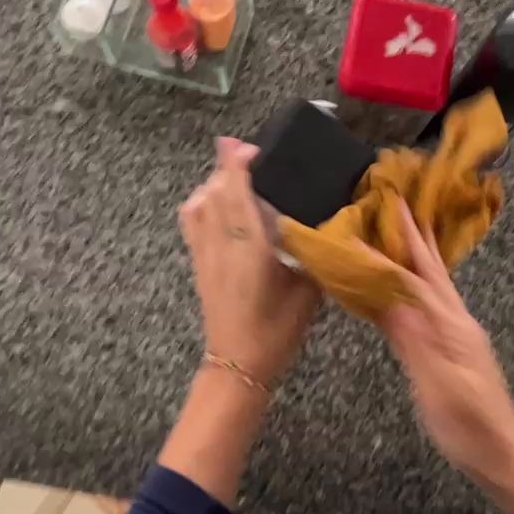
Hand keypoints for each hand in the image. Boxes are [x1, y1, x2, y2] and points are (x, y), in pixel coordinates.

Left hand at [178, 137, 320, 386]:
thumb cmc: (278, 329)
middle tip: (254, 156)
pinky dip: (203, 201)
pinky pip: (191, 220)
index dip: (239, 163)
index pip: (236, 191)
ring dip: (215, 182)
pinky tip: (220, 203)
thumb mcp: (307, 288)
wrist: (238, 365)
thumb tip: (322, 221)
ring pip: (199, 202)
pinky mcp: (197, 262)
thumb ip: (310, 250)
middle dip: (229, 166)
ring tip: (238, 178)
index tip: (253, 147)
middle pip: (215, 190)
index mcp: (248, 246)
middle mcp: (220, 242)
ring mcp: (203, 252)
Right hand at [375, 198, 513, 477]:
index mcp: (453, 327)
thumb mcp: (438, 388)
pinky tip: (408, 283)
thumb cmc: (469, 427)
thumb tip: (389, 300)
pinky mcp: (456, 347)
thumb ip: (416, 343)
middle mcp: (458, 321)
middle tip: (399, 203)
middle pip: (432, 270)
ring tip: (404, 229)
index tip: (367, 229)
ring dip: (419, 254)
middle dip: (414, 236)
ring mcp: (459, 333)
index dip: (390, 254)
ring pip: (435, 282)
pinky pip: (433, 302)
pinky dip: (418, 282)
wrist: (503, 455)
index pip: (416, 280)